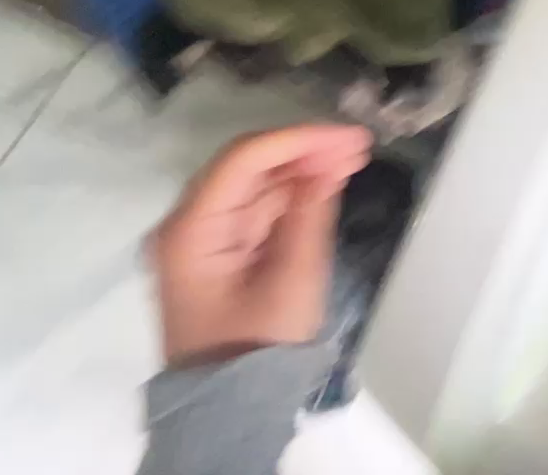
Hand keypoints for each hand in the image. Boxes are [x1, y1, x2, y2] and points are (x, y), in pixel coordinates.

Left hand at [150, 124, 373, 368]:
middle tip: (359, 144)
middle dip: (305, 148)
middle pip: (249, 165)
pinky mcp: (222, 249)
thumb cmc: (259, 344)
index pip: (245, 159)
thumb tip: (327, 162)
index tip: (349, 137)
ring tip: (354, 156)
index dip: (300, 139)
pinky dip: (295, 189)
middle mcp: (188, 223)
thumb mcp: (294, 277)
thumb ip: (310, 212)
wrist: (232, 409)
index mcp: (191, 229)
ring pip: (257, 182)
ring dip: (304, 165)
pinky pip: (260, 205)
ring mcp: (204, 236)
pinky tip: (329, 179)